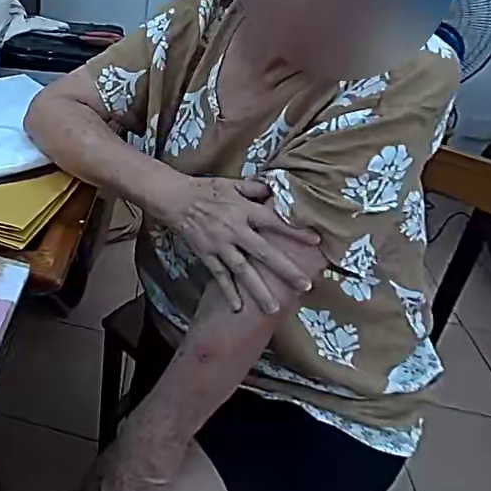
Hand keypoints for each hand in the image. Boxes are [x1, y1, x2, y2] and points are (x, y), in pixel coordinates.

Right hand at [156, 176, 318, 314]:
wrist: (174, 198)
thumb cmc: (204, 189)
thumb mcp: (230, 183)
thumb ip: (253, 189)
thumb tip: (274, 191)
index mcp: (243, 210)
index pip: (274, 222)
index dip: (294, 231)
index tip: (316, 241)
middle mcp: (234, 230)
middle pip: (263, 252)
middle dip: (284, 269)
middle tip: (305, 285)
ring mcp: (220, 244)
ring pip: (242, 270)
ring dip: (258, 289)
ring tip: (274, 308)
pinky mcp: (206, 253)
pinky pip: (218, 275)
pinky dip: (227, 291)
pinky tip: (237, 307)